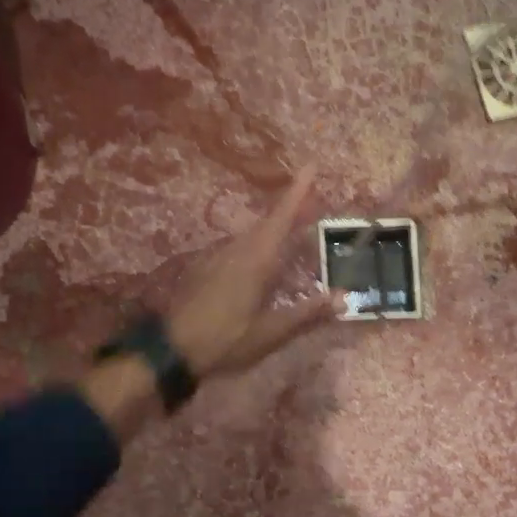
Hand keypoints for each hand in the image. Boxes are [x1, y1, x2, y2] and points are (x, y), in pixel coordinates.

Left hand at [164, 166, 346, 378]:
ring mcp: (218, 260)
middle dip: (290, 212)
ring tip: (294, 235)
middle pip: (267, 224)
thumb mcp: (271, 332)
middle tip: (312, 205)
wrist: (172, 349)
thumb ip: (307, 313)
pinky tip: (264, 265)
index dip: (297, 193)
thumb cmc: (225, 339)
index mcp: (255, 261)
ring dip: (274, 232)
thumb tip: (344, 297)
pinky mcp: (207, 272)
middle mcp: (236, 251)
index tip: (311, 166)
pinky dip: (259, 249)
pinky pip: (240, 251)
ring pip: (252, 237)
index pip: (281, 219)